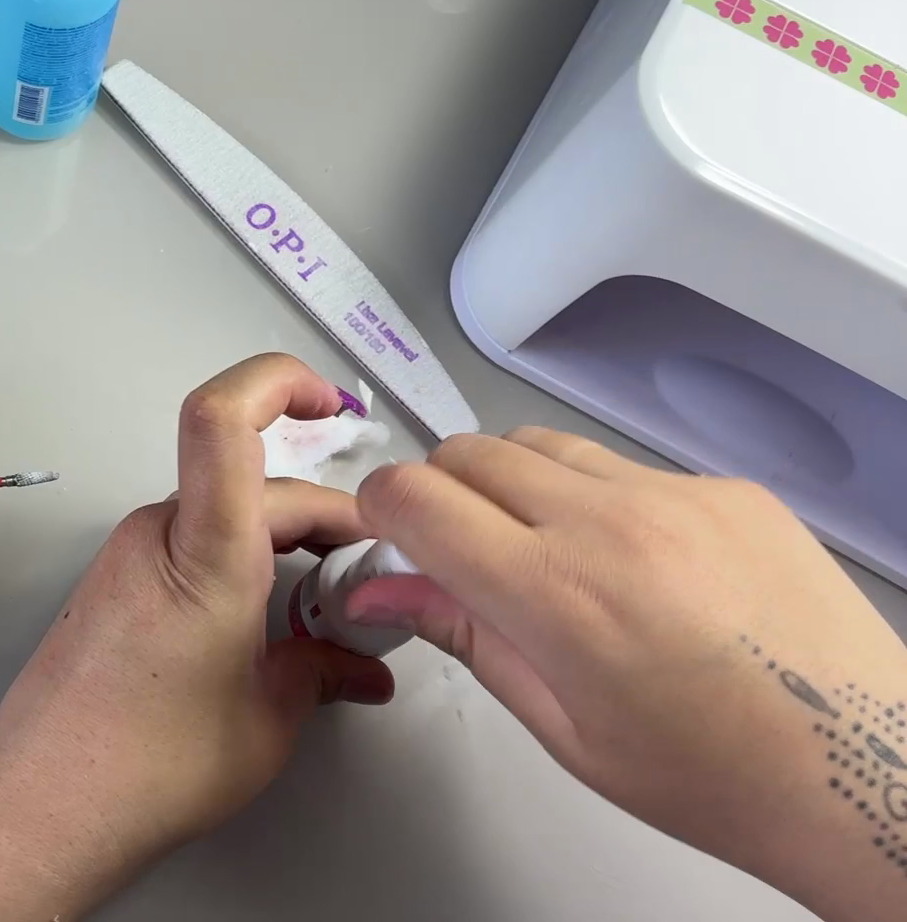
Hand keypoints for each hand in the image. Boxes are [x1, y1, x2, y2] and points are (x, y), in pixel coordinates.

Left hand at [0, 354, 392, 920]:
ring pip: (225, 514)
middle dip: (325, 521)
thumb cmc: (150, 761)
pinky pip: (191, 541)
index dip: (277, 382)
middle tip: (368, 588)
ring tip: (323, 616)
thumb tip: (357, 664)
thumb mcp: (266, 720)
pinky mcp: (115, 575)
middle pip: (255, 485)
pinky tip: (267, 622)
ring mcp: (129, 550)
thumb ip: (321, 671)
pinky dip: (241, 561)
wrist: (46, 794)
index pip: (220, 419)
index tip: (333, 402)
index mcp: (202, 550)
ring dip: (283, 545)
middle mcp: (158, 531)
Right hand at [349, 428, 906, 921]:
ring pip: (528, 442)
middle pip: (461, 453)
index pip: (411, 495)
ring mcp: (675, 497)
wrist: (892, 785)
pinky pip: (609, 461)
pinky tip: (625, 553)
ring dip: (503, 480)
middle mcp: (607, 524)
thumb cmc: (706, 774)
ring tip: (539, 542)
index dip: (379, 507)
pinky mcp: (726, 488)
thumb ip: (456, 632)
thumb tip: (372, 587)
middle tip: (461, 548)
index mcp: (553, 593)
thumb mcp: (555, 722)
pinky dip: (582, 491)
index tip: (390, 536)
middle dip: (436, 491)